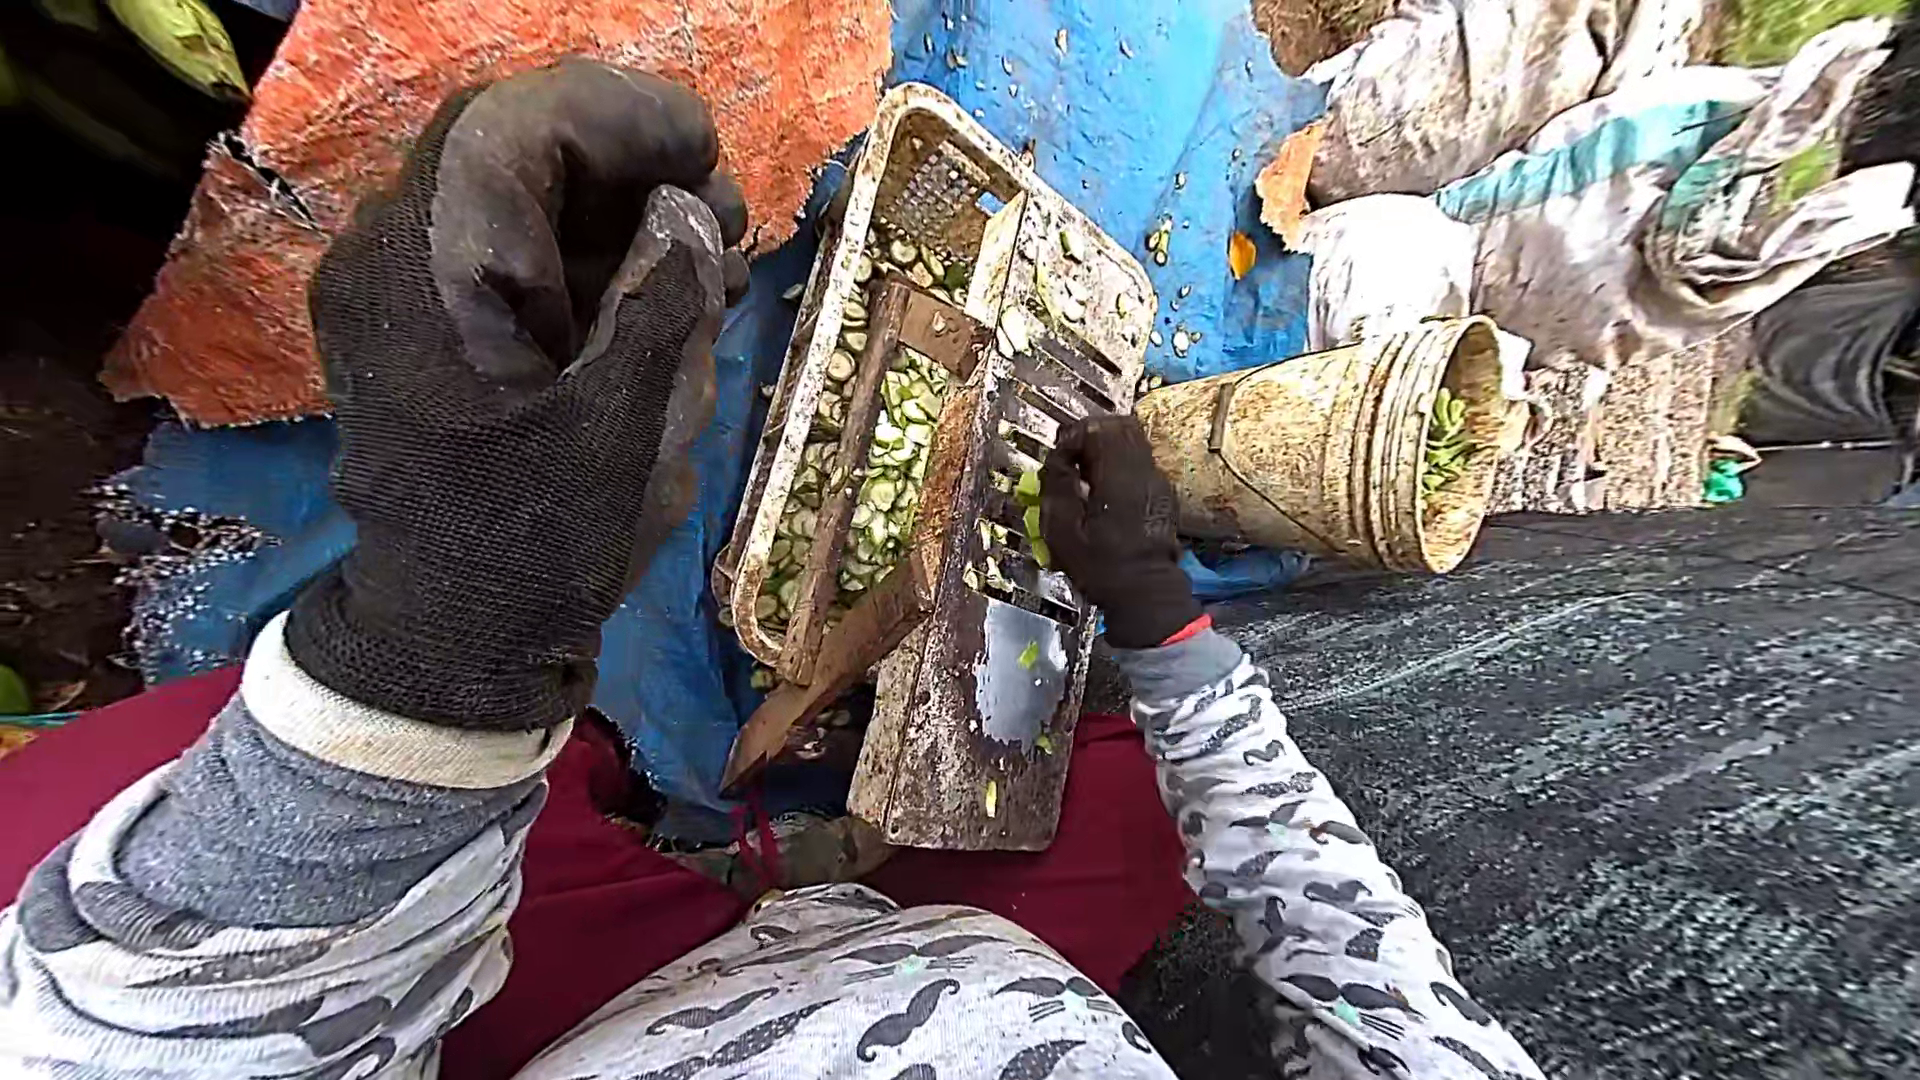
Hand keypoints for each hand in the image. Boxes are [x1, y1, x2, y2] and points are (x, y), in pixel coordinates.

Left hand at [286, 60, 747, 731]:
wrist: (476, 625)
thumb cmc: (541, 539)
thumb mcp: (617, 431)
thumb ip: (659, 314)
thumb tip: (694, 213)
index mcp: (428, 277)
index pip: (511, 133)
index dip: (619, 116)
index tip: (709, 143)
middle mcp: (419, 268)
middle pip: (529, 167)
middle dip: (641, 172)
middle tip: (733, 208)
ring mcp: (450, 307)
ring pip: (550, 222)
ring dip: (643, 224)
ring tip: (729, 253)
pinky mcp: (486, 344)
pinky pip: (558, 279)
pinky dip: (628, 275)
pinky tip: (691, 294)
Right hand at [1040, 415, 1201, 648]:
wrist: (1145, 593)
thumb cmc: (1102, 568)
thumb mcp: (1063, 533)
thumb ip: (1056, 489)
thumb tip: (1056, 462)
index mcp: (1119, 478)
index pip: (1096, 430)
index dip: (1071, 437)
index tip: (1058, 458)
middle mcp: (1144, 472)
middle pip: (1119, 425)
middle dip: (1089, 434)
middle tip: (1070, 455)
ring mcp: (1157, 481)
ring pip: (1133, 439)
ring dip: (1105, 447)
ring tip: (1085, 470)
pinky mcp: (1161, 493)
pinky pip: (1140, 460)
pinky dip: (1119, 462)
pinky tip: (1104, 488)